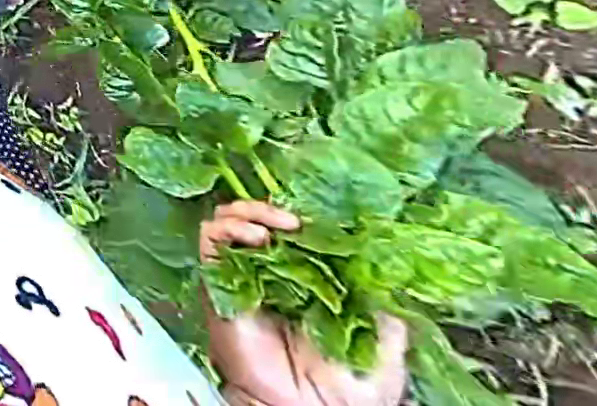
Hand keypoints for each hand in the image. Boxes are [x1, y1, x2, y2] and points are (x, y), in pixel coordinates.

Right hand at [200, 201, 408, 405]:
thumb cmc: (342, 394)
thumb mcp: (381, 353)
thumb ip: (385, 319)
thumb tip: (386, 280)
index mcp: (296, 278)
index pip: (285, 231)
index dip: (297, 218)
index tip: (317, 222)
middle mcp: (261, 269)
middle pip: (250, 216)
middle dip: (268, 208)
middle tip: (295, 221)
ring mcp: (235, 272)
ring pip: (226, 218)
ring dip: (248, 211)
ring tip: (276, 225)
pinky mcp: (214, 279)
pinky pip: (210, 238)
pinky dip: (229, 227)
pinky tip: (257, 235)